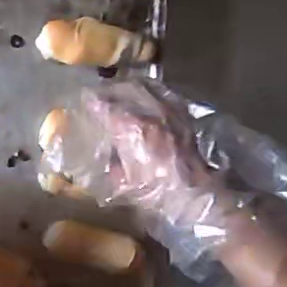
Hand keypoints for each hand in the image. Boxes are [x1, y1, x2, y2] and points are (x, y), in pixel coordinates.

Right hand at [40, 80, 286, 277]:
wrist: (203, 199)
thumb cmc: (159, 196)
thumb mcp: (125, 186)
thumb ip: (112, 166)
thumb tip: (107, 156)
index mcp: (132, 130)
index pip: (105, 106)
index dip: (91, 102)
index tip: (83, 100)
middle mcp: (152, 114)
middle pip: (127, 89)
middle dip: (110, 90)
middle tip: (99, 94)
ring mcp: (172, 113)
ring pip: (149, 88)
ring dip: (132, 88)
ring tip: (122, 92)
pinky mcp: (187, 118)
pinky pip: (165, 96)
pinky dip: (153, 94)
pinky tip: (148, 101)